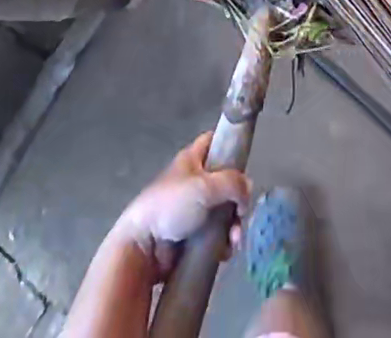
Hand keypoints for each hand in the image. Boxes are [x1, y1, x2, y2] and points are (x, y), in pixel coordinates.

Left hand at [114, 131, 252, 282]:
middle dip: (238, 198)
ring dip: (233, 225)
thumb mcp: (205, 186)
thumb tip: (248, 189)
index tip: (245, 160)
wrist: (142, 247)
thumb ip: (232, 183)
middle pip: (226, 181)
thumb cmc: (171, 206)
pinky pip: (216, 234)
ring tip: (233, 240)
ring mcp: (193, 209)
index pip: (214, 141)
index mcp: (192, 160)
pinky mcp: (192, 235)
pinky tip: (225, 251)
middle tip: (241, 212)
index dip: (229, 144)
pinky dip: (224, 242)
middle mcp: (194, 181)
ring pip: (224, 211)